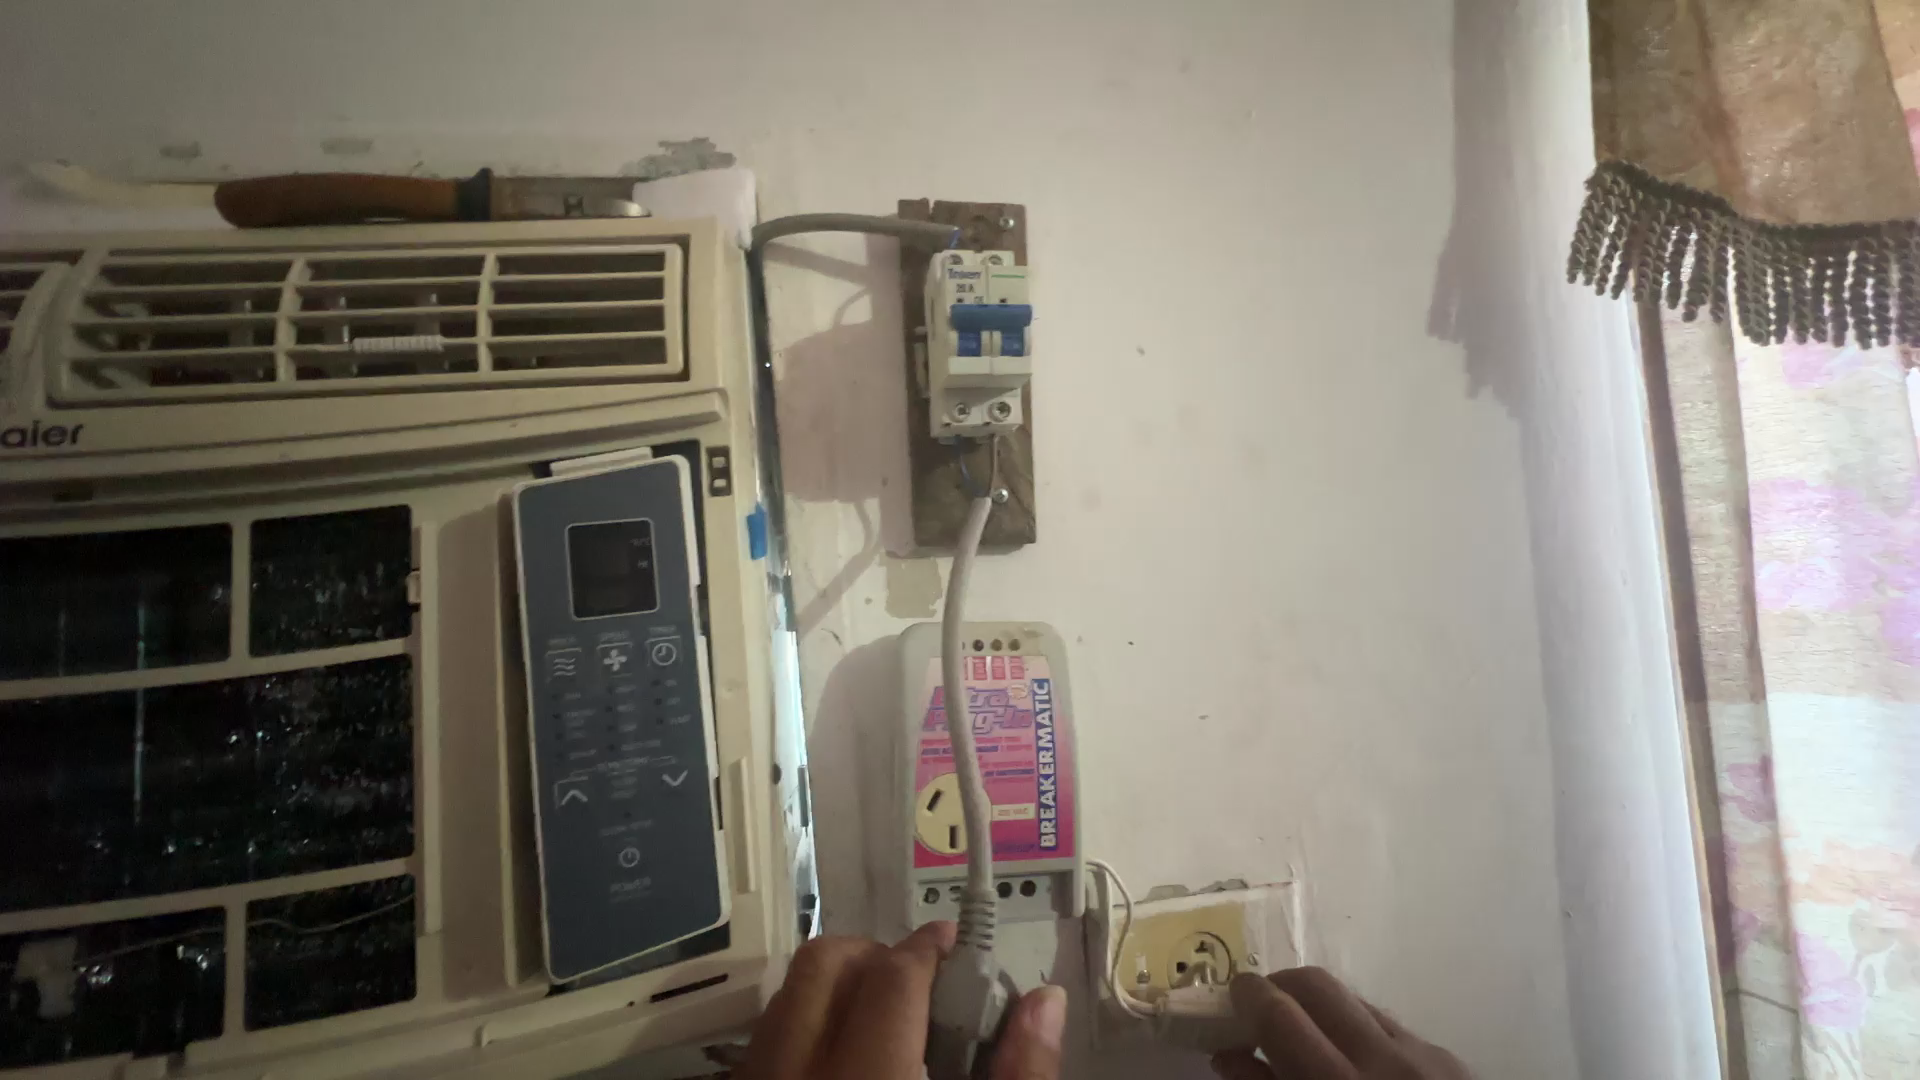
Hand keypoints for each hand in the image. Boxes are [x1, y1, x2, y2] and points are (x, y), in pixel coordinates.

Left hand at [737, 922, 1067, 1079]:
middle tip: (917, 983)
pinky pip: (765, 1038)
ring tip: (882, 1021)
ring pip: (788, 997)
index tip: (953, 944)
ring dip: (837, 988)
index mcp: (866, 1078)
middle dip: (875, 956)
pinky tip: (840, 1060)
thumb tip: (1045, 1002)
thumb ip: (1018, 1074)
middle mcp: (795, 1073)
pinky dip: (804, 1026)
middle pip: (824, 966)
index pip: (894, 977)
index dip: (931, 948)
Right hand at [1212, 968, 1470, 1079]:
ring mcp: (1431, 1061)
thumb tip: (1229, 1056)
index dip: (1245, 996)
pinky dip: (1364, 1039)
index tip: (1230, 1005)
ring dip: (1321, 1013)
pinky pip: (1394, 1030)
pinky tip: (1364, 1078)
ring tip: (1311, 1050)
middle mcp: (1388, 1065)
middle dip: (1278, 989)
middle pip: (1314, 984)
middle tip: (1260, 1019)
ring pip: (1355, 1000)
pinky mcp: (1458, 1067)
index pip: (1277, 1009)